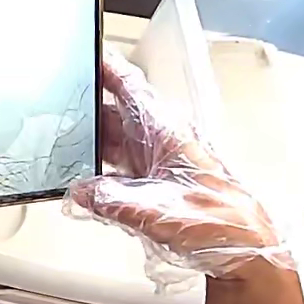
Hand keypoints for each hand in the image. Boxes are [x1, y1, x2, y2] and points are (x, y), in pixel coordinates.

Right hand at [68, 51, 290, 278]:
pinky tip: (84, 174)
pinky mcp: (153, 181)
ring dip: (91, 139)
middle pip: (116, 112)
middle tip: (58, 105)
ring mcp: (156, 161)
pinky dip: (99, 164)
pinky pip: (118, 163)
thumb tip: (81, 192)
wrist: (245, 249)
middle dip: (88, 107)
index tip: (85, 54)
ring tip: (64, 141)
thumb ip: (115, 201)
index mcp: (167, 133)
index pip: (131, 89)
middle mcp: (161, 141)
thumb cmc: (223, 222)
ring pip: (115, 138)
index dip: (108, 69)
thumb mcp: (161, 211)